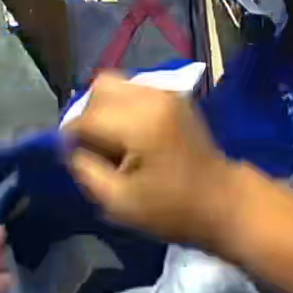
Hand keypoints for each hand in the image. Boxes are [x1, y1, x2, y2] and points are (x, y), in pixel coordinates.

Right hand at [65, 72, 241, 251]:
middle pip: (99, 87)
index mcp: (138, 122)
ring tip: (107, 137)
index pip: (88, 116)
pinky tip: (126, 131)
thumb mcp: (121, 203)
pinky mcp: (171, 93)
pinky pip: (133, 87)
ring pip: (115, 83)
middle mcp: (150, 95)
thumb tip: (69, 148)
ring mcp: (163, 90)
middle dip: (87, 112)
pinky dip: (120, 104)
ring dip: (103, 106)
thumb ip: (87, 171)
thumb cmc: (173, 209)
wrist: (224, 201)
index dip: (71, 135)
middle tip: (88, 143)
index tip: (68, 153)